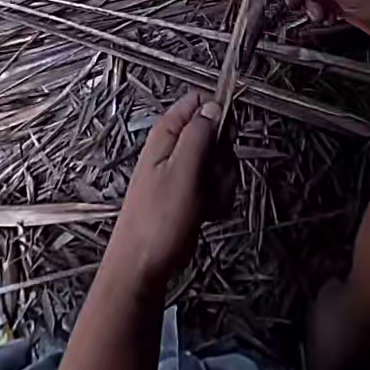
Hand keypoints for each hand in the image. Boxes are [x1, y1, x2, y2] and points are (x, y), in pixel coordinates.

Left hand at [103, 91, 217, 294]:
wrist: (144, 267)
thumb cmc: (157, 221)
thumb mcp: (182, 171)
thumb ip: (199, 133)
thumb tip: (214, 105)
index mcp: (167, 133)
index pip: (200, 102)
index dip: (219, 115)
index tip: (225, 138)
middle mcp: (175, 147)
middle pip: (217, 132)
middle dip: (223, 156)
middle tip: (210, 176)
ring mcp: (184, 170)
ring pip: (221, 161)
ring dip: (222, 182)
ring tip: (205, 200)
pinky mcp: (193, 191)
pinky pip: (218, 184)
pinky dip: (218, 198)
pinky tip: (207, 211)